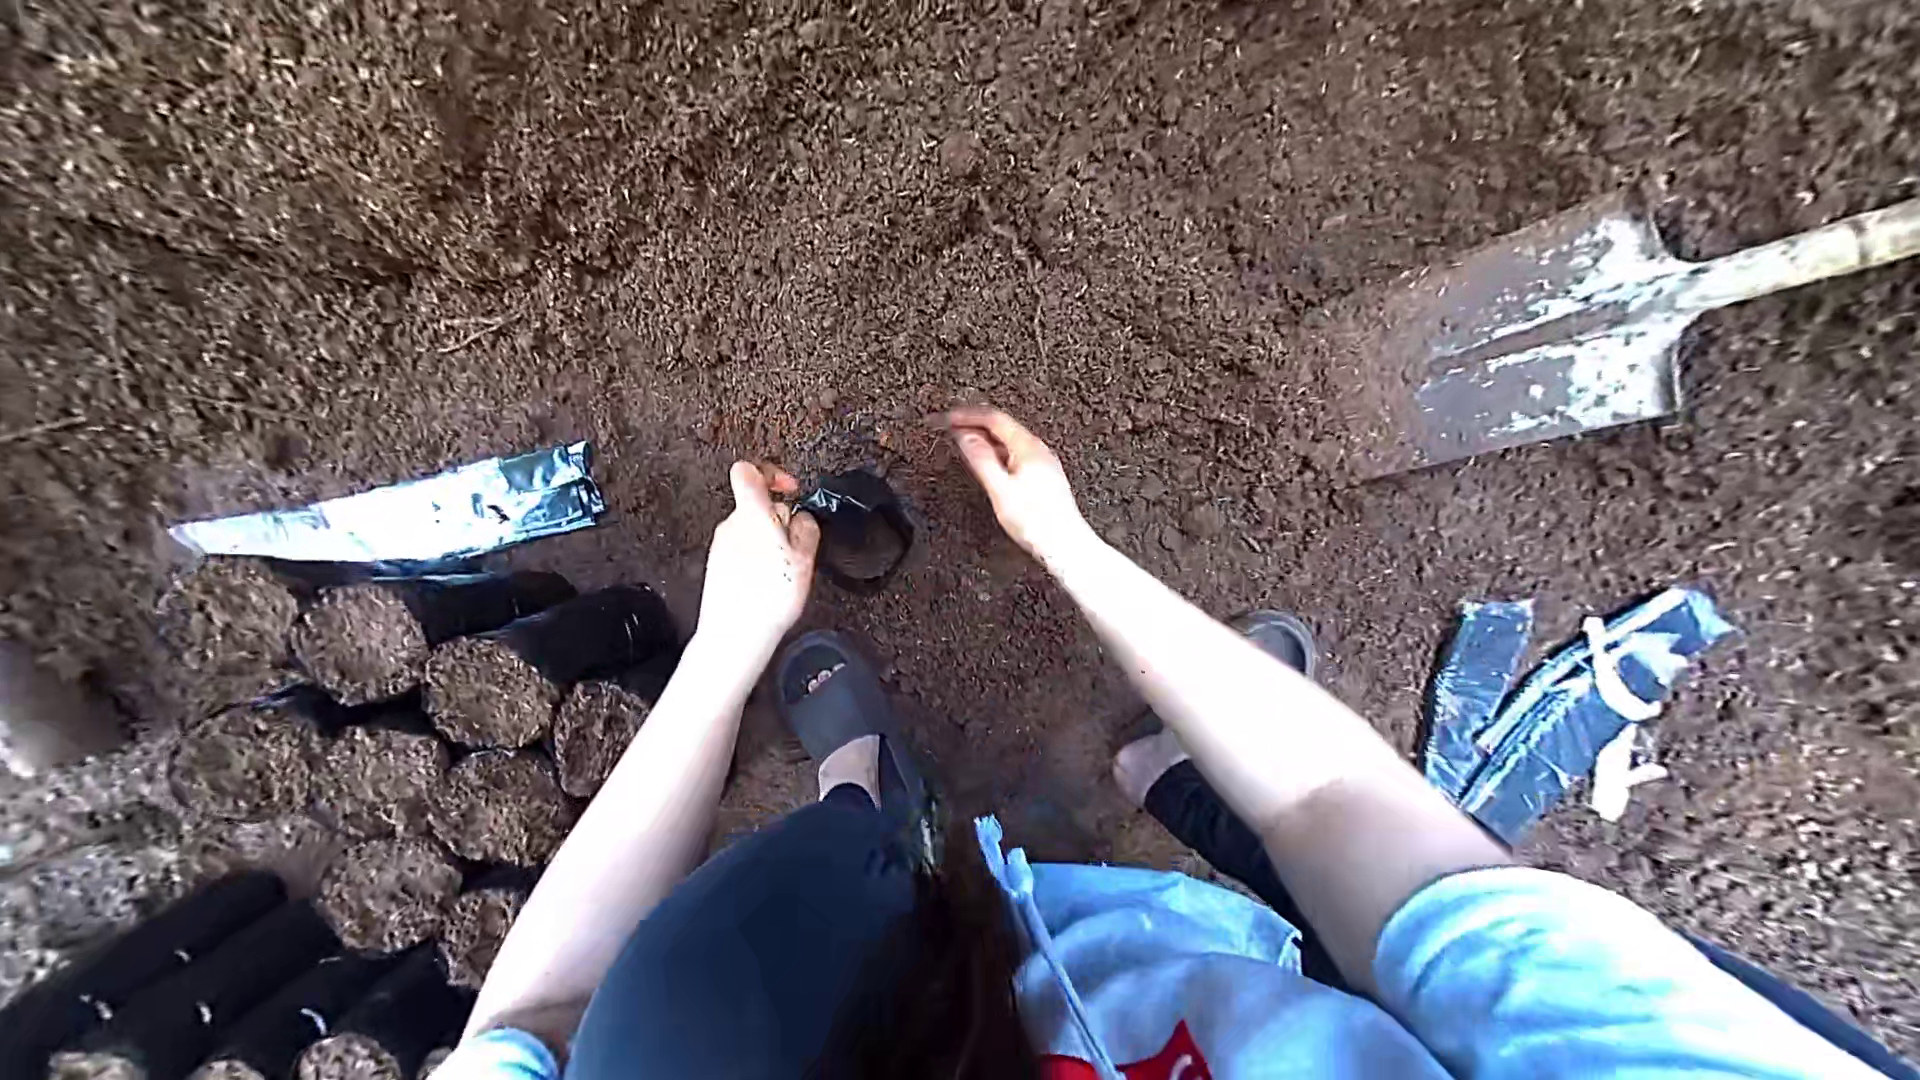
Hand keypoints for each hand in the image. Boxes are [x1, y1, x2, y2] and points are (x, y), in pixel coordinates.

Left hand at [695, 462, 821, 656]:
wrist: (735, 634)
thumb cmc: (768, 597)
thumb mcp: (805, 557)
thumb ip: (806, 527)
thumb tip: (803, 517)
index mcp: (752, 514)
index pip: (748, 470)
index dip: (772, 472)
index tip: (789, 488)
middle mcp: (731, 525)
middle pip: (756, 504)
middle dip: (780, 518)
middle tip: (796, 542)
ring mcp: (722, 545)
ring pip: (752, 529)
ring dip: (771, 541)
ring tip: (784, 569)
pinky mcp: (719, 565)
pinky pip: (744, 551)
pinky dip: (759, 559)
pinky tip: (769, 582)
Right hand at [946, 406, 1096, 564]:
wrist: (1064, 545)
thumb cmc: (1038, 522)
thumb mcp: (1000, 488)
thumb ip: (981, 459)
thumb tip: (965, 438)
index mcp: (1029, 448)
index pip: (994, 418)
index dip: (968, 415)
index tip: (949, 418)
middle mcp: (1039, 451)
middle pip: (1003, 427)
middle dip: (975, 424)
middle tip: (952, 427)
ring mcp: (1043, 465)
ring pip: (1009, 442)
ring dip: (985, 440)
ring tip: (965, 444)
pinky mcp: (1044, 479)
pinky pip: (1015, 456)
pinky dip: (997, 454)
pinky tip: (989, 465)